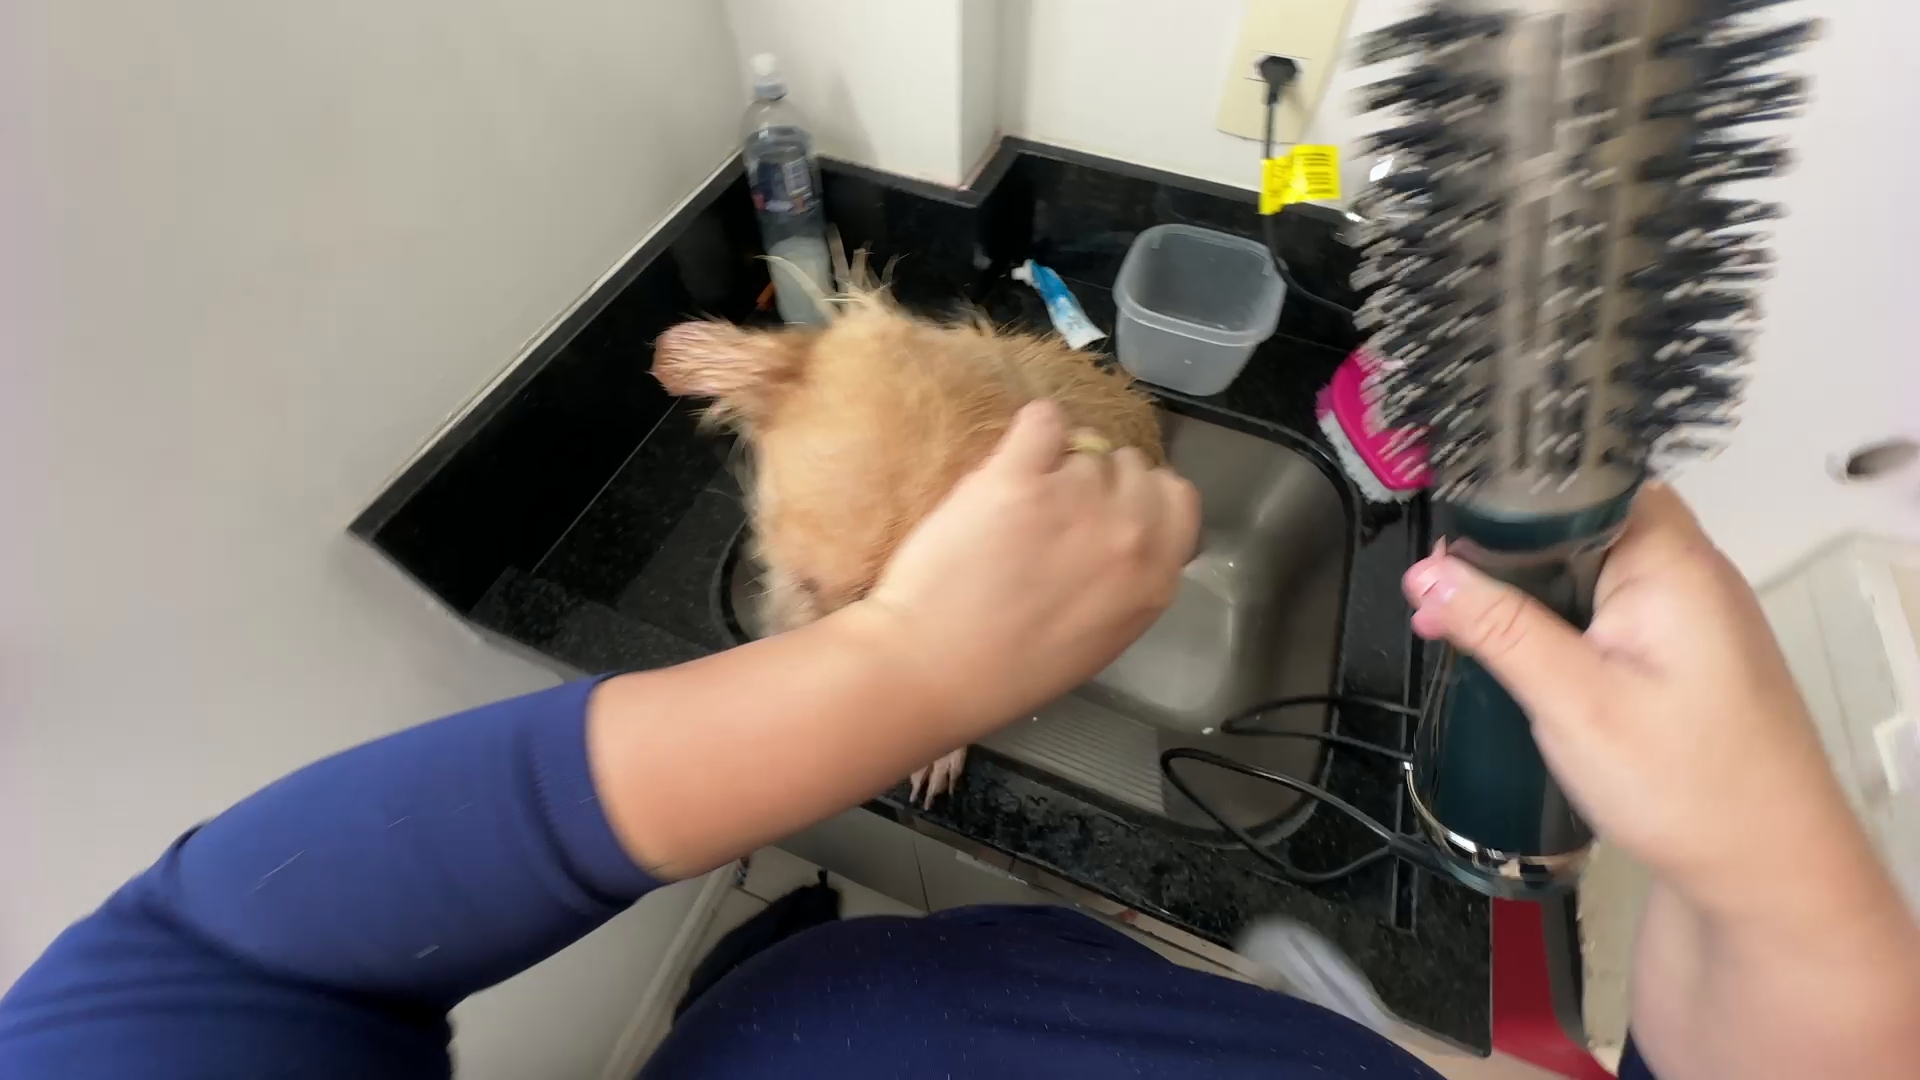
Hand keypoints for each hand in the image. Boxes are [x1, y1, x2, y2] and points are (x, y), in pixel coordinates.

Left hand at [850, 400, 1198, 738]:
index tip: (1111, 510)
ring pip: (1085, 449)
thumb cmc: (1009, 669)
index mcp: (1153, 579)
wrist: (930, 668)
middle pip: (1133, 466)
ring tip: (1017, 510)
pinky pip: (1044, 419)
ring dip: (1057, 469)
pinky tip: (1010, 467)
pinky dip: (1032, 434)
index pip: (1178, 498)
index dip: (1143, 497)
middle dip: (1100, 481)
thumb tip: (1126, 534)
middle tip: (1056, 512)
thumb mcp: (1101, 637)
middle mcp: (1128, 533)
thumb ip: (1128, 580)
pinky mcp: (1018, 477)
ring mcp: (1075, 499)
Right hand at [1400, 484, 1866, 917]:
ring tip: (1451, 628)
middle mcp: (1681, 582)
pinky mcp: (1658, 652)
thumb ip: (1497, 627)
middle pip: (1569, 530)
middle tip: (1437, 596)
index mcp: (1674, 571)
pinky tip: (1494, 652)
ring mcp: (1673, 618)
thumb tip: (1427, 574)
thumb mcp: (1573, 699)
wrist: (1761, 878)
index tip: (1448, 538)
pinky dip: (1532, 624)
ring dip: (1507, 595)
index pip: (1588, 490)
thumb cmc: (1692, 789)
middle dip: (1494, 557)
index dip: (1512, 503)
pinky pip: (1582, 612)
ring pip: (1569, 574)